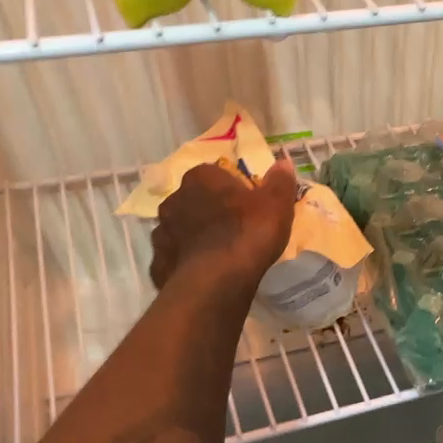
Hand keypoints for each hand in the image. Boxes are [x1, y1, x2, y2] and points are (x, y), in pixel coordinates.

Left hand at [149, 159, 295, 287]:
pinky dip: (183, 263)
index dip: (231, 190)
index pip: (215, 175)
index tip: (246, 206)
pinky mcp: (159, 261)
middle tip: (231, 230)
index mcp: (201, 178)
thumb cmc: (248, 233)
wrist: (218, 280)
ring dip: (193, 237)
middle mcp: (175, 198)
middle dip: (208, 211)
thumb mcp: (276, 204)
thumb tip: (283, 163)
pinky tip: (200, 274)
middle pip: (194, 201)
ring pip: (179, 229)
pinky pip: (173, 257)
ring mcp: (162, 231)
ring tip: (216, 256)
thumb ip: (279, 182)